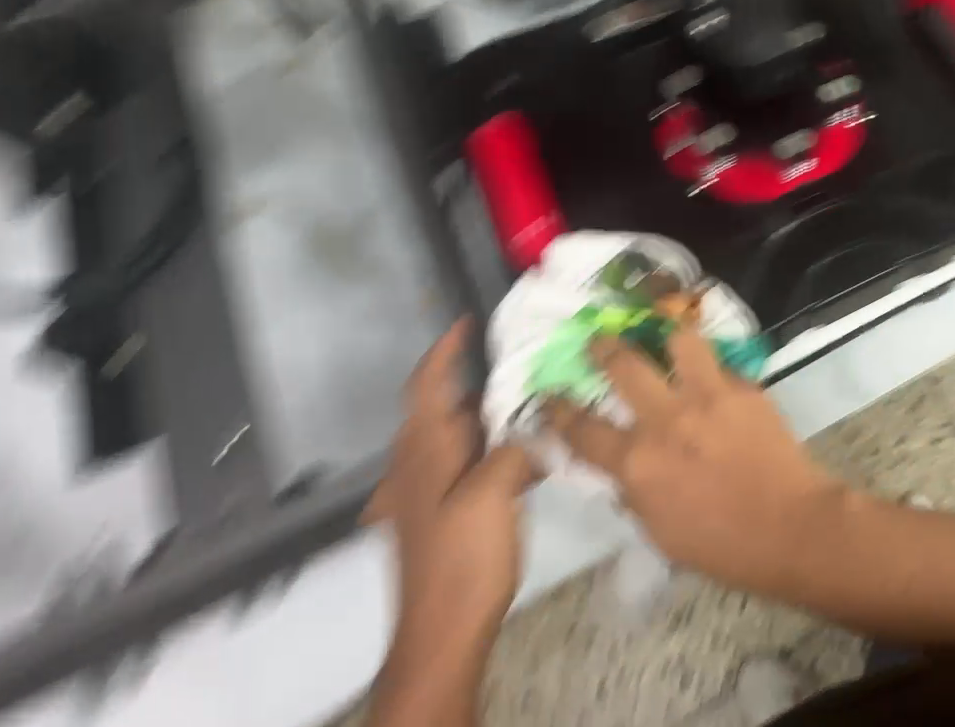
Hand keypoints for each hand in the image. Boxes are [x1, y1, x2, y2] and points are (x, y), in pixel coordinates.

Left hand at [368, 319, 539, 644]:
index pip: (427, 387)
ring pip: (460, 439)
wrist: (441, 632)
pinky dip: (496, 452)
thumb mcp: (492, 495)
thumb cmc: (463, 558)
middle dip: (481, 383)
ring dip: (492, 419)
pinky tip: (531, 460)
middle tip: (527, 365)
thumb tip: (529, 431)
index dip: (443, 352)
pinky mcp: (443, 515)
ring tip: (537, 406)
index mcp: (424, 452)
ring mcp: (427, 493)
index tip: (466, 323)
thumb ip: (513, 450)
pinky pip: (469, 467)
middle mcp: (418, 465)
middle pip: (445, 410)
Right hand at [548, 323, 850, 595]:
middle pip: (624, 365)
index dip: (559, 410)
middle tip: (600, 339)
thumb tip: (623, 471)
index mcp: (637, 462)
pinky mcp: (745, 388)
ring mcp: (709, 396)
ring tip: (667, 339)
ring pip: (679, 341)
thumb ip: (634, 493)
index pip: (583, 429)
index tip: (550, 394)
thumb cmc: (722, 545)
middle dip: (604, 347)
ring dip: (667, 338)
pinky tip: (717, 380)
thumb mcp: (659, 532)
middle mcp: (667, 419)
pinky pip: (722, 366)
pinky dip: (713, 371)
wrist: (790, 527)